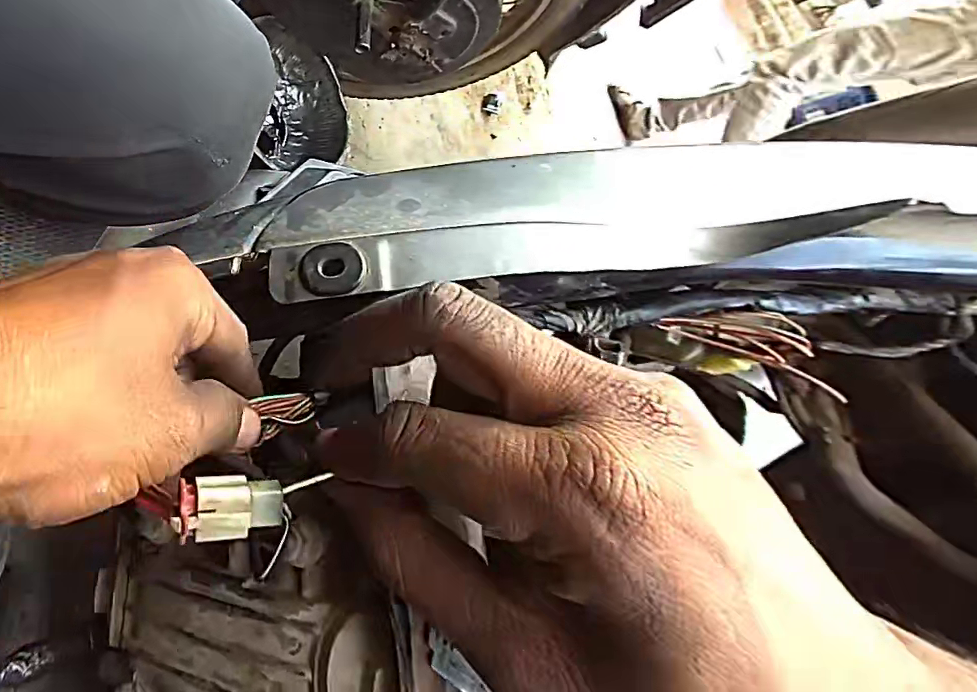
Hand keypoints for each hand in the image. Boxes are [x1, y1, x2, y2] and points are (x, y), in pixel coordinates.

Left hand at [0, 249, 262, 526]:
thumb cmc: (48, 412)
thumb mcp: (165, 432)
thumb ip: (220, 420)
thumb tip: (238, 417)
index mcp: (165, 281)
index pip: (232, 338)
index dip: (245, 392)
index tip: (245, 427)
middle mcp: (113, 270)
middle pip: (174, 340)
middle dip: (184, 399)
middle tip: (185, 453)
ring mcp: (59, 288)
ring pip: (123, 350)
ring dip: (134, 399)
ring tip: (122, 455)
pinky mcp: (17, 314)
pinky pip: (76, 354)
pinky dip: (87, 393)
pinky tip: (70, 436)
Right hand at [306, 283, 950, 691]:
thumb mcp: (527, 660)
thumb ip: (414, 559)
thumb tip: (346, 488)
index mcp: (590, 489)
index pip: (421, 430)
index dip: (356, 443)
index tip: (327, 453)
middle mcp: (619, 412)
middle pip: (451, 318)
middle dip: (370, 336)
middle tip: (330, 372)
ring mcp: (641, 390)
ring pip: (486, 333)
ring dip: (427, 367)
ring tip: (413, 433)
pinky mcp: (648, 392)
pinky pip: (529, 362)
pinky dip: (478, 387)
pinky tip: (481, 445)